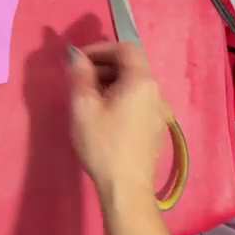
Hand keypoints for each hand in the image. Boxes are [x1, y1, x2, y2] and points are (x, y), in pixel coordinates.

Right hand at [69, 41, 168, 203]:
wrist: (126, 187)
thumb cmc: (103, 143)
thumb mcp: (83, 106)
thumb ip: (80, 74)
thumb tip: (76, 54)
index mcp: (141, 81)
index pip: (125, 48)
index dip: (100, 48)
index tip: (78, 60)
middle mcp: (156, 91)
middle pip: (131, 64)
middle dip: (103, 64)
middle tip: (79, 78)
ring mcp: (159, 110)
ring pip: (133, 83)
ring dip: (110, 81)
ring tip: (87, 97)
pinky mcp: (155, 126)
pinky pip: (137, 99)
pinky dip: (119, 96)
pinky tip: (103, 114)